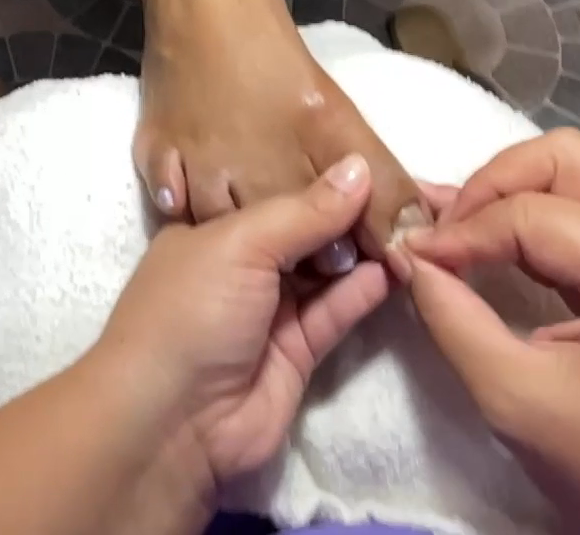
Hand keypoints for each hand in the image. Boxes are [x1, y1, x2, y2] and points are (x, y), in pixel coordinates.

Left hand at [95, 155, 396, 482]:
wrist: (172, 416)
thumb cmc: (193, 307)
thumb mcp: (241, 242)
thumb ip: (305, 209)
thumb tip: (360, 165)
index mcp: (211, 227)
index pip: (270, 190)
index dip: (315, 176)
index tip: (370, 161)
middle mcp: (239, 263)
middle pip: (301, 232)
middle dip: (345, 216)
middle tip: (403, 195)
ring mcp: (267, 309)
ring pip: (321, 271)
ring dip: (359, 252)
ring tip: (407, 229)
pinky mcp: (295, 351)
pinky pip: (333, 312)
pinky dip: (361, 292)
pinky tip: (394, 270)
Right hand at [390, 130, 579, 534]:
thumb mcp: (518, 404)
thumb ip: (452, 319)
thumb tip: (406, 255)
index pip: (537, 215)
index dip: (463, 229)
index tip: (412, 256)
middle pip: (569, 158)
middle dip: (493, 183)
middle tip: (449, 231)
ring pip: (577, 171)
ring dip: (510, 192)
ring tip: (464, 233)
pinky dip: (530, 213)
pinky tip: (492, 243)